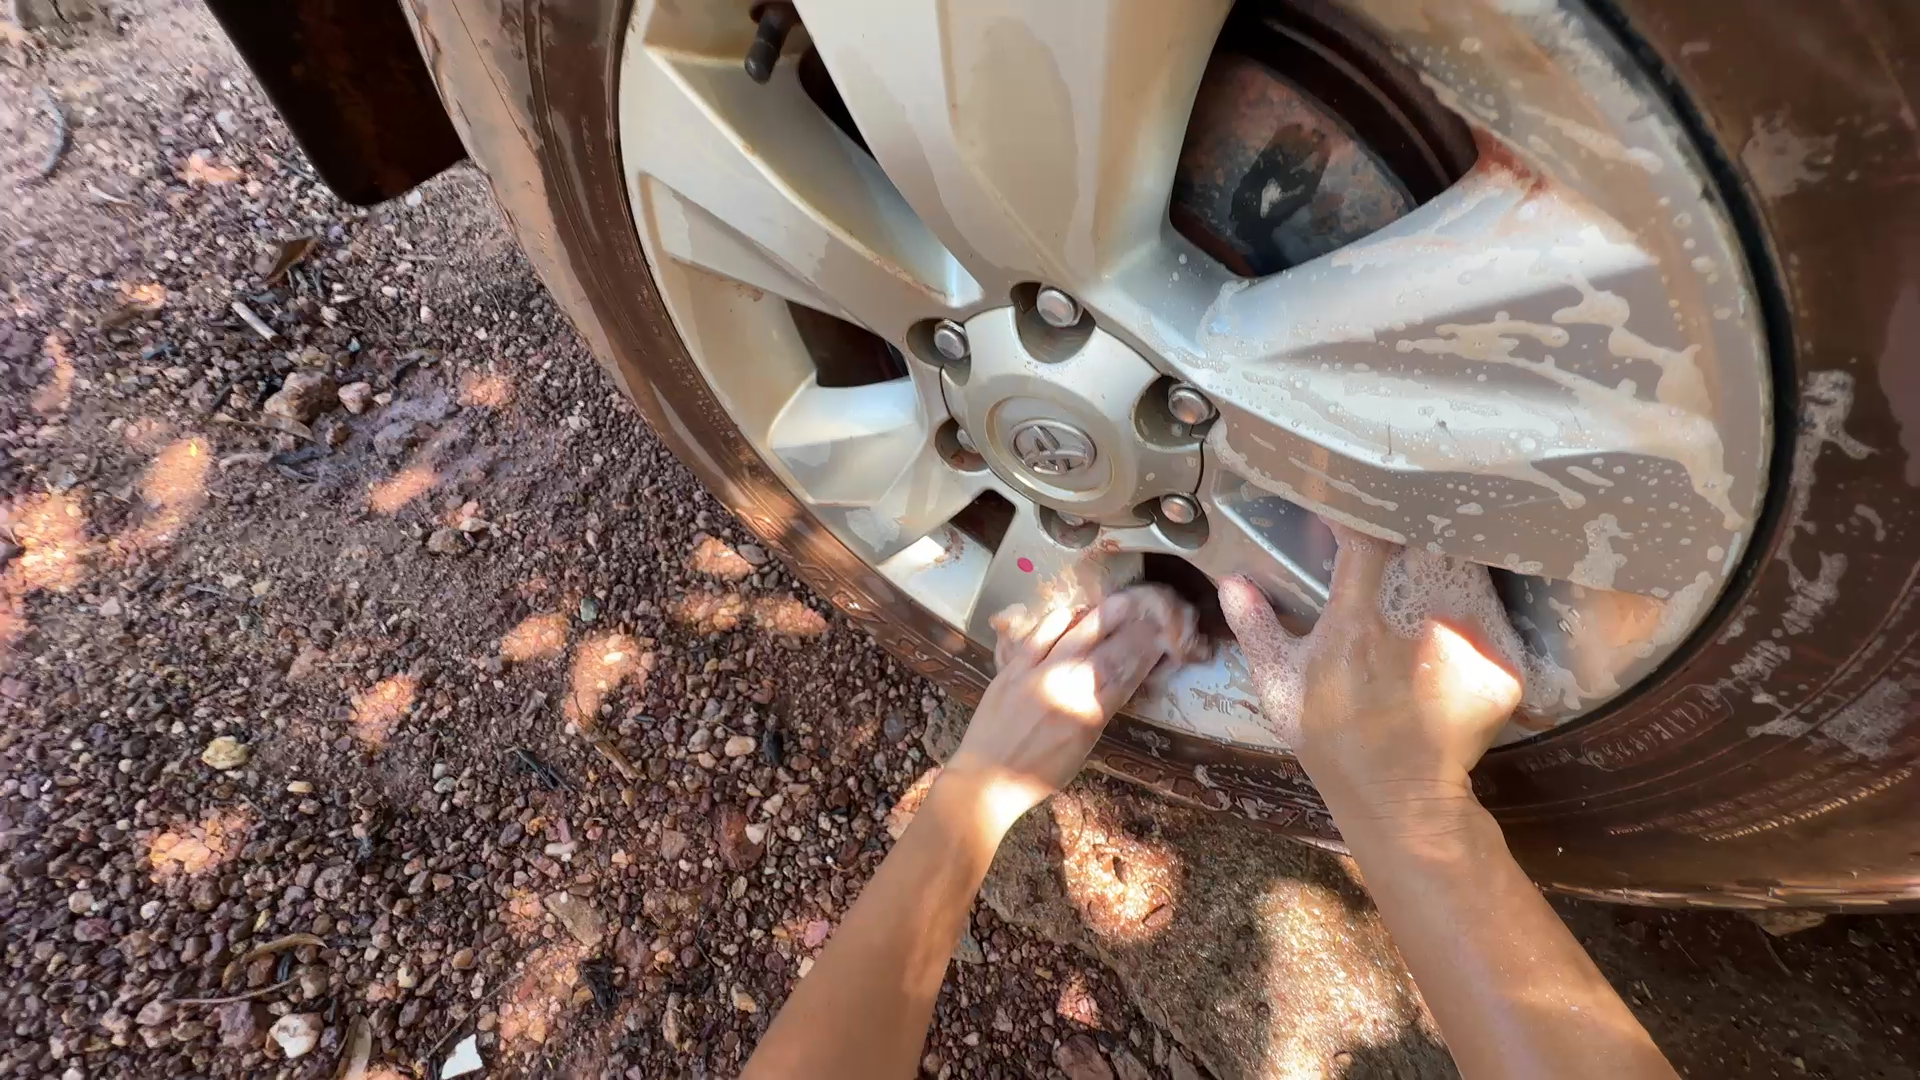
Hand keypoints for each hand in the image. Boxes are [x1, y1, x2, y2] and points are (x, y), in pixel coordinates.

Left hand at [947, 585, 1203, 831]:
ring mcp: (1038, 675)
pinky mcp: (1013, 668)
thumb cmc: (1040, 772)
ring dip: (1103, 616)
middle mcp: (1067, 691)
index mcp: (1089, 717)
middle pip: (1108, 653)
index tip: (1163, 636)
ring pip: (1077, 637)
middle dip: (1134, 631)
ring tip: (1123, 601)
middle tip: (1151, 613)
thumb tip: (1120, 680)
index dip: (1147, 653)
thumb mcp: (1083, 747)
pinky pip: (1040, 635)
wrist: (989, 777)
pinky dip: (1060, 620)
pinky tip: (1074, 611)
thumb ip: (1100, 711)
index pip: (1126, 677)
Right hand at [1218, 527, 1524, 833]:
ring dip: (1441, 564)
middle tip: (1393, 527)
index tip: (1341, 508)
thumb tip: (1232, 581)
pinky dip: (1470, 614)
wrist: (1396, 792)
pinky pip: (1490, 621)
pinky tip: (1451, 623)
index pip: (1365, 544)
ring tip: (1423, 567)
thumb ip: (1255, 627)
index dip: (1354, 518)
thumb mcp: (1277, 683)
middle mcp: (1416, 625)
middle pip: (1425, 549)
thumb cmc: (1327, 733)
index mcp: (1357, 622)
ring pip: (1464, 576)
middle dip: (1409, 532)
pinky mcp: (1500, 670)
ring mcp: (1466, 646)